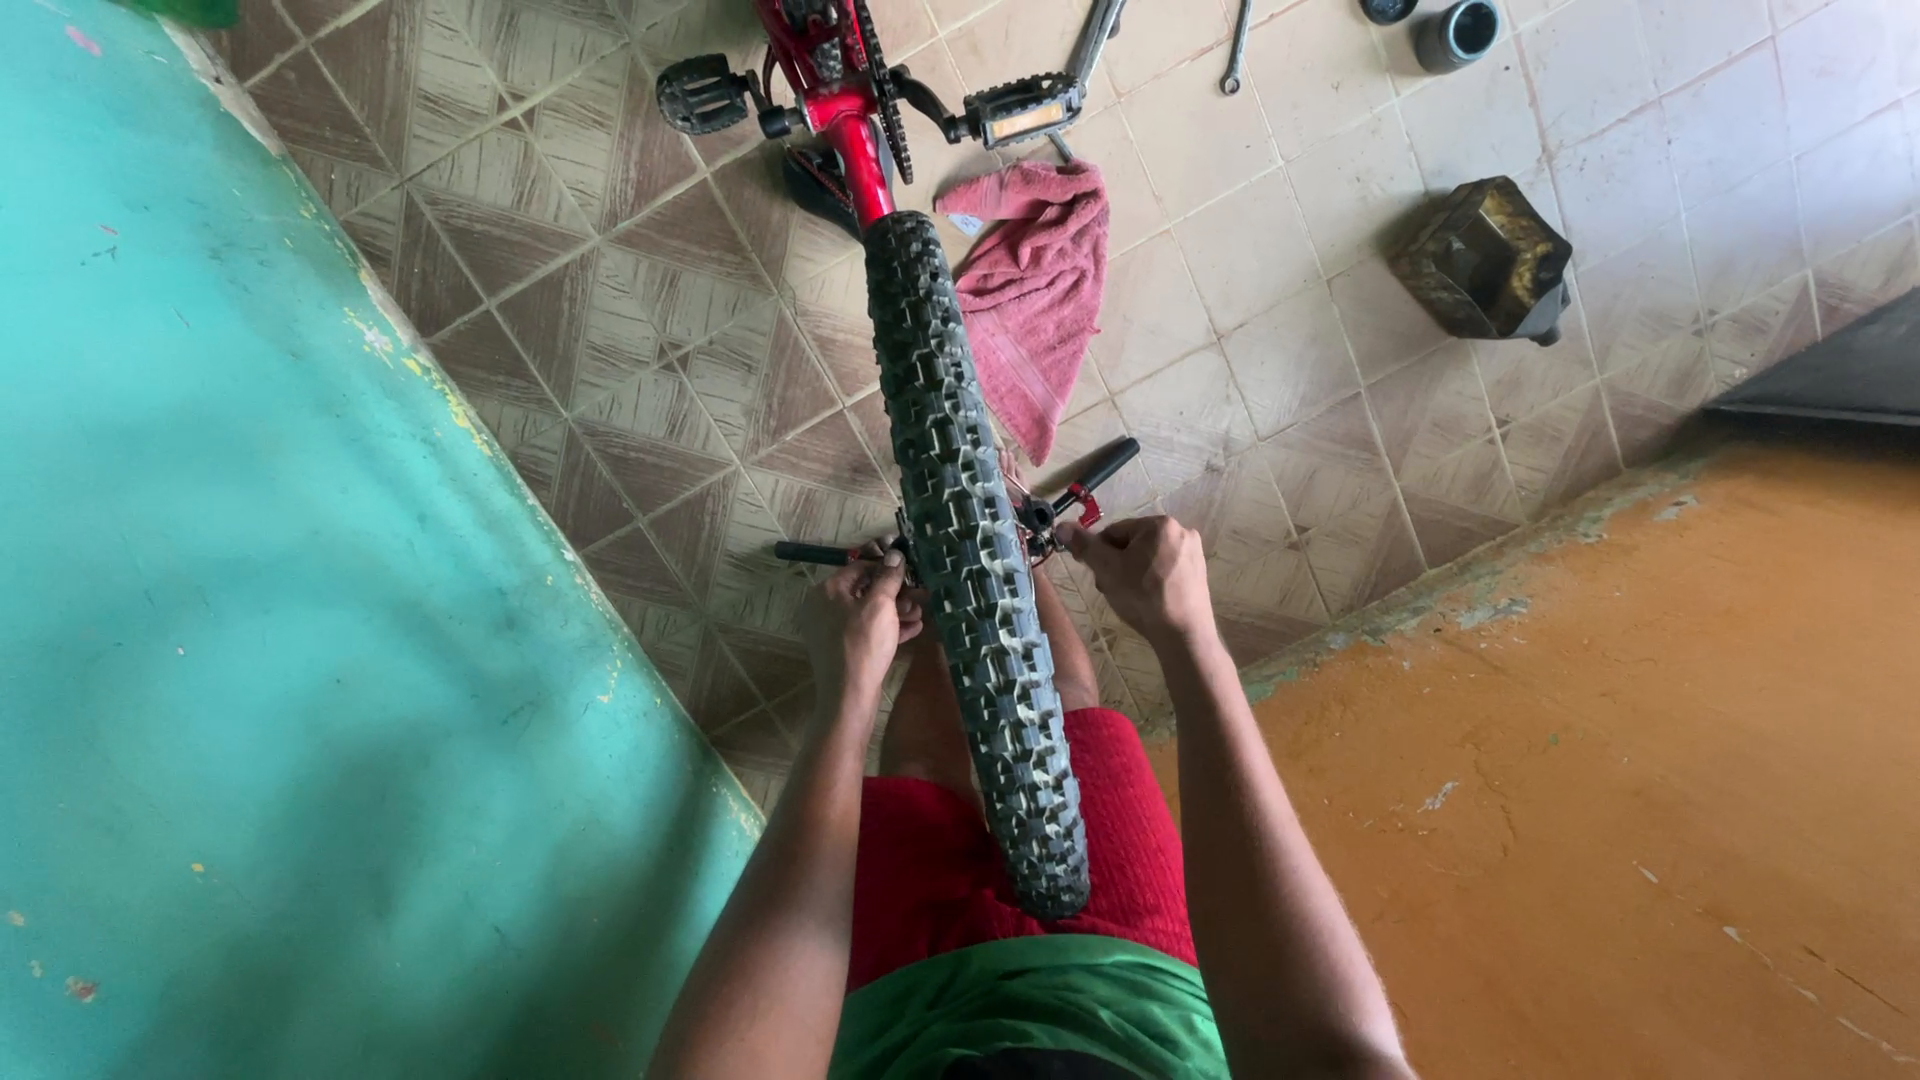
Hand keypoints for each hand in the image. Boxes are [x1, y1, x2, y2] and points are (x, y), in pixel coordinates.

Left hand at [803, 548, 924, 700]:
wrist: (849, 695)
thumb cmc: (863, 643)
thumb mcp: (880, 605)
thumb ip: (888, 577)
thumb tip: (895, 553)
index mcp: (827, 590)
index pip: (860, 567)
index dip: (887, 568)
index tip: (911, 573)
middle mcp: (824, 607)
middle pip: (865, 591)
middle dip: (895, 593)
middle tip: (920, 596)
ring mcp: (831, 630)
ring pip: (868, 613)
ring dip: (896, 611)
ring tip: (920, 614)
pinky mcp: (842, 648)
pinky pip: (866, 631)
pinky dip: (888, 629)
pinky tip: (914, 629)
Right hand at [1056, 517, 1213, 645]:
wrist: (1183, 634)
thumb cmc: (1143, 596)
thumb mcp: (1107, 569)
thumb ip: (1085, 546)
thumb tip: (1061, 526)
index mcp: (1160, 524)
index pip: (1114, 532)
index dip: (1099, 553)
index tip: (1097, 575)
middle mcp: (1181, 531)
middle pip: (1132, 544)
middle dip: (1116, 564)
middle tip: (1111, 589)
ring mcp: (1192, 553)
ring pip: (1147, 558)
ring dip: (1131, 573)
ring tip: (1128, 597)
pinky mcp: (1198, 572)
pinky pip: (1164, 569)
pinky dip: (1151, 581)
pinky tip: (1147, 600)